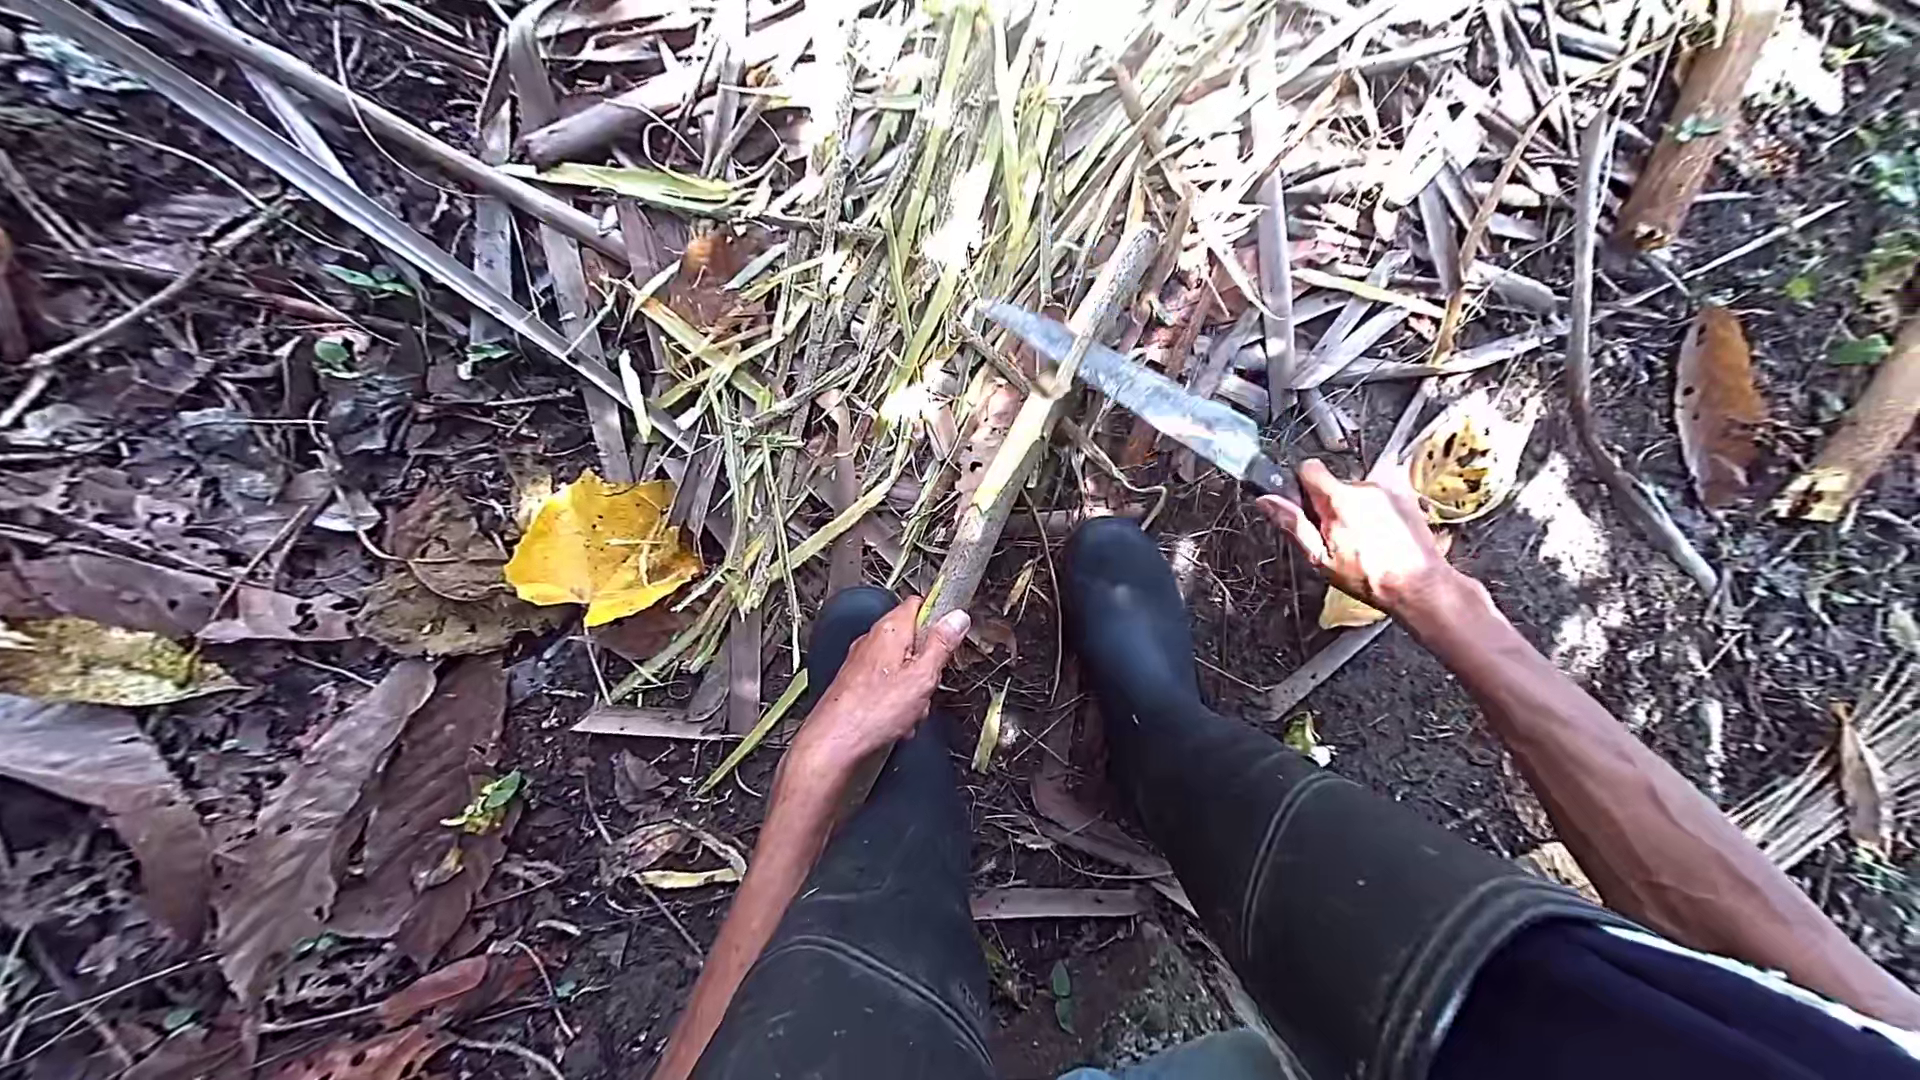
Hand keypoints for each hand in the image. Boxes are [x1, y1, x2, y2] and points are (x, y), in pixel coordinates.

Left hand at [792, 597, 971, 774]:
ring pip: (903, 664)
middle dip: (928, 661)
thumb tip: (957, 618)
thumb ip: (942, 644)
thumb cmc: (870, 711)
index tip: (952, 634)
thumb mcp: (922, 676)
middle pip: (914, 637)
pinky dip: (899, 699)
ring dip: (915, 685)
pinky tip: (900, 718)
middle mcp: (873, 640)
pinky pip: (889, 684)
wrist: (834, 744)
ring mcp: (863, 662)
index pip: (919, 603)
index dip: (940, 616)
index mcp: (889, 629)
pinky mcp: (858, 683)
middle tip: (931, 679)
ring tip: (914, 705)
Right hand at [1256, 459, 1456, 615]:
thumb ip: (1292, 523)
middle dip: (1326, 504)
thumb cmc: (1369, 577)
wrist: (1419, 585)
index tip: (1304, 505)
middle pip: (1331, 484)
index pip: (1308, 468)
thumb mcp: (1318, 557)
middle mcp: (1365, 488)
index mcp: (1339, 501)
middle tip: (1332, 535)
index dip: (1300, 485)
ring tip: (1358, 539)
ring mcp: (1388, 490)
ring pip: (1353, 492)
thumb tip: (1267, 501)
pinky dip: (1371, 511)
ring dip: (1350, 509)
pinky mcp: (1404, 496)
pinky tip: (1376, 536)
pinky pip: (1375, 496)